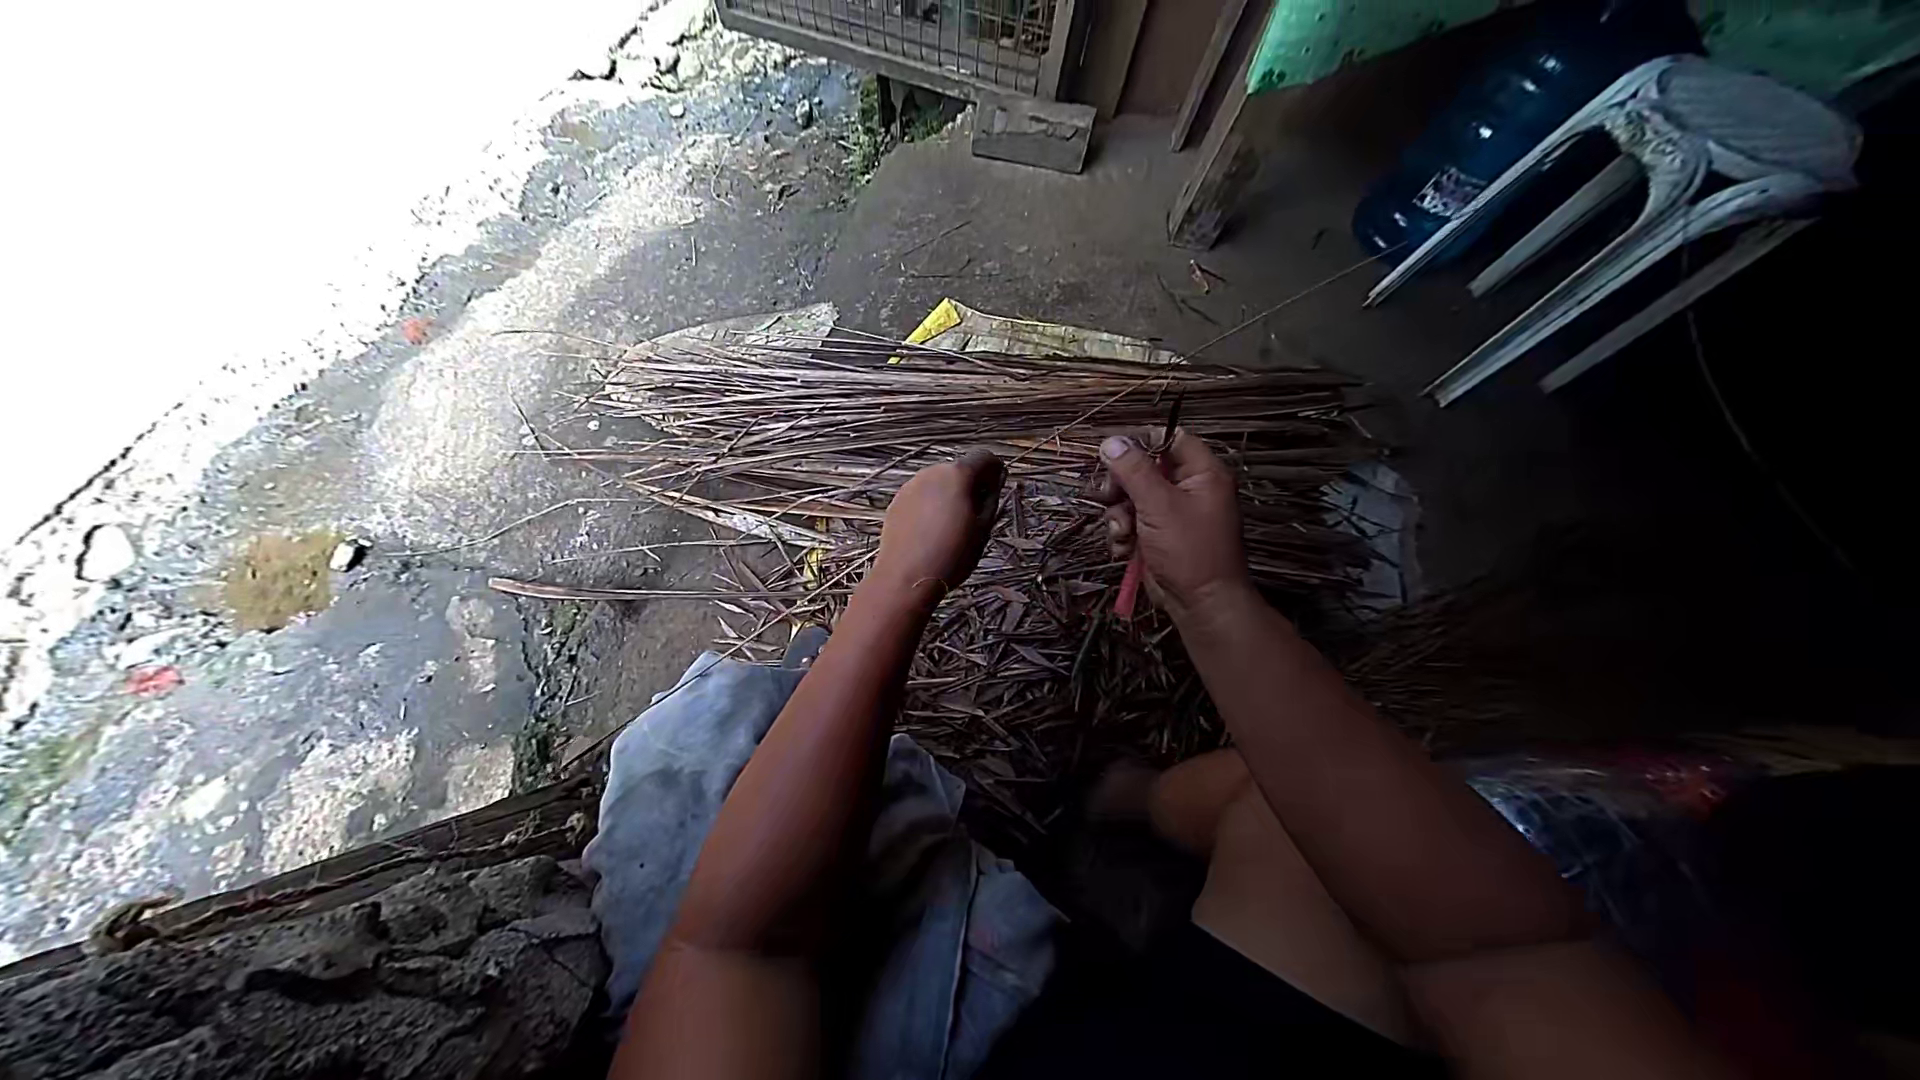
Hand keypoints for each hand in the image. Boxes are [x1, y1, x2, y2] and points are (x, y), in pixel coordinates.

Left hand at [869, 449, 1004, 601]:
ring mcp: (911, 486)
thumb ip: (992, 497)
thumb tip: (997, 479)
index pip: (984, 457)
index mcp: (958, 475)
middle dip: (971, 483)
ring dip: (950, 493)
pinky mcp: (897, 501)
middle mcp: (932, 472)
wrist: (907, 577)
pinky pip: (922, 495)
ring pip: (939, 482)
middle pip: (959, 468)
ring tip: (953, 525)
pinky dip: (931, 504)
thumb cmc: (953, 555)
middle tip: (977, 513)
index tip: (997, 488)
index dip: (994, 470)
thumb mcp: (983, 528)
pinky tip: (932, 530)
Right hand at [1099, 428, 1252, 619]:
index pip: (1170, 439)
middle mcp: (1188, 489)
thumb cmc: (1190, 552)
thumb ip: (1134, 471)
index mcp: (1202, 474)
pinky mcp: (1158, 535)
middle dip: (1122, 486)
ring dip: (1119, 515)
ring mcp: (1172, 514)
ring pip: (1132, 498)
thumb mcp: (1159, 505)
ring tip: (1123, 533)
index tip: (1113, 451)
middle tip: (1109, 495)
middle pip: (1144, 469)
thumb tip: (1112, 442)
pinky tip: (1126, 548)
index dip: (1140, 442)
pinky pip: (1132, 522)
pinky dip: (1124, 534)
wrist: (1200, 603)